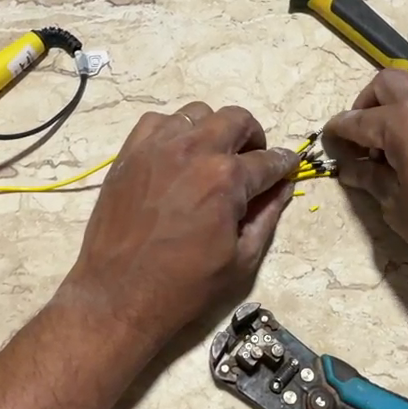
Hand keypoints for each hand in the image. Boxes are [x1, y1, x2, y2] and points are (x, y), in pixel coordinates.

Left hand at [59, 102, 296, 345]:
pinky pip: (158, 122)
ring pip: (198, 114)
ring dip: (213, 131)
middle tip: (251, 161)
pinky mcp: (130, 153)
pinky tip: (176, 156)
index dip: (284, 164)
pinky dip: (174, 132)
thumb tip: (283, 188)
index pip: (268, 161)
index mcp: (227, 179)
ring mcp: (158, 147)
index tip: (288, 165)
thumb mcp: (241, 260)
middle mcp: (195, 151)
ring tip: (211, 158)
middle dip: (252, 138)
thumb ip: (267, 216)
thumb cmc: (184, 286)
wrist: (119, 295)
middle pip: (236, 120)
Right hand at [322, 70, 407, 282]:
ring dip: (399, 105)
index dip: (338, 133)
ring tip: (395, 145)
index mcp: (404, 120)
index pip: (358, 120)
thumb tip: (350, 167)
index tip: (329, 144)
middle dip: (366, 106)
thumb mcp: (397, 206)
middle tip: (362, 140)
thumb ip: (371, 179)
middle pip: (387, 84)